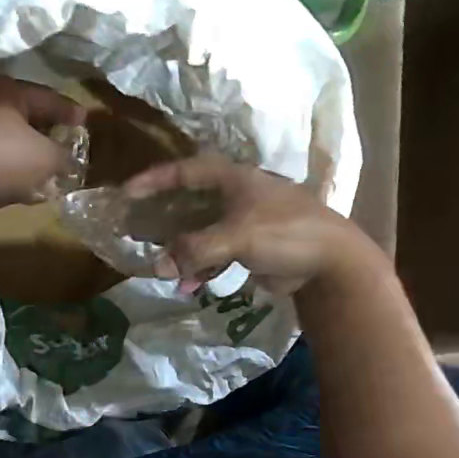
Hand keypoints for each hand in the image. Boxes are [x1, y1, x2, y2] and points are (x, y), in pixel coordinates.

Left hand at [0, 75, 85, 218]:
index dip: (69, 111)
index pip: (47, 97)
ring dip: (19, 156)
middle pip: (19, 115)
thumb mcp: (44, 158)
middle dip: (41, 134)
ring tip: (37, 176)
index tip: (83, 121)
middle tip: (60, 148)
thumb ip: (62, 157)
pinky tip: (9, 188)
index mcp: (5, 88)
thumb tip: (67, 161)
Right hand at [125, 155, 380, 296]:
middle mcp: (237, 196)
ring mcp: (243, 223)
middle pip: (189, 203)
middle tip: (135, 230)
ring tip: (159, 267)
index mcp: (234, 179)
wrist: (330, 262)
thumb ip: (193, 250)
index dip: (155, 179)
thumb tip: (158, 266)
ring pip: (200, 233)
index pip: (186, 170)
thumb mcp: (234, 237)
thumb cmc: (285, 233)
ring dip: (180, 251)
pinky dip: (199, 269)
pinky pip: (214, 256)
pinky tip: (188, 286)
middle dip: (162, 219)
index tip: (127, 192)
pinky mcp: (250, 248)